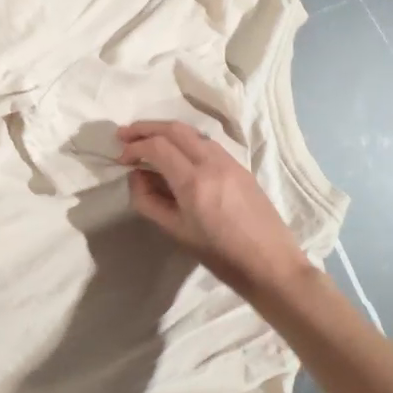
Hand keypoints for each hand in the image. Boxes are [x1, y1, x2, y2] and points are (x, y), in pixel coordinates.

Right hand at [117, 121, 315, 296]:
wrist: (271, 265)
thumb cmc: (219, 254)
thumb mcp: (175, 231)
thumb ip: (147, 200)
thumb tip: (136, 176)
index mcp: (194, 182)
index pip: (157, 147)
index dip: (134, 147)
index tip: (121, 159)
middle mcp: (213, 164)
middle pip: (175, 129)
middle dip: (146, 128)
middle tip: (124, 135)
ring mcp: (230, 163)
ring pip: (193, 133)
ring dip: (166, 131)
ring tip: (146, 141)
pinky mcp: (241, 168)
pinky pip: (207, 144)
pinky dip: (184, 141)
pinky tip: (176, 155)